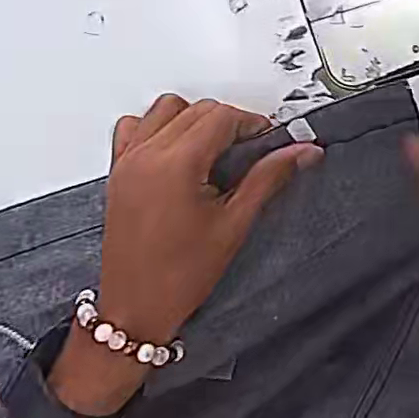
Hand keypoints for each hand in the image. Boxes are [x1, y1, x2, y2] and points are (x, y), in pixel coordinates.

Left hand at [49, 95, 321, 414]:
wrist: (136, 308)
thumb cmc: (178, 277)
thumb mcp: (234, 224)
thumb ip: (268, 178)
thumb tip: (300, 153)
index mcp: (176, 165)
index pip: (222, 117)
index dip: (253, 123)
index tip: (269, 140)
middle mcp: (147, 156)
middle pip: (197, 109)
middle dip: (229, 121)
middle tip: (251, 150)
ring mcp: (128, 162)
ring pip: (165, 109)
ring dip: (194, 117)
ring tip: (214, 149)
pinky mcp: (118, 172)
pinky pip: (134, 127)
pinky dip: (156, 127)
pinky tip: (175, 151)